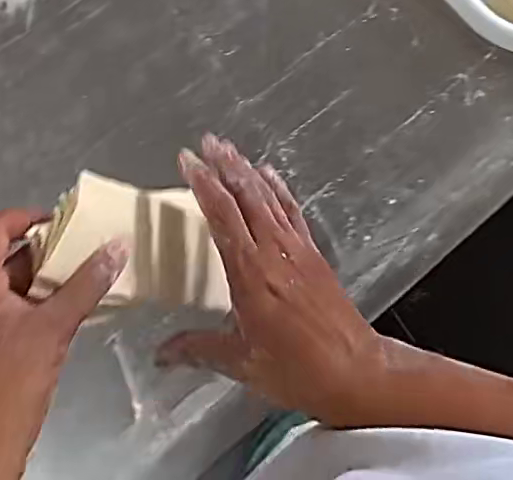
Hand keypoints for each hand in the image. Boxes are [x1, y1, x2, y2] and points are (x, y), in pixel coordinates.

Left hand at [0, 208, 126, 479]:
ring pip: (1, 286)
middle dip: (44, 251)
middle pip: (1, 255)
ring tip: (74, 286)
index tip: (66, 221)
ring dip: (38, 280)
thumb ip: (87, 284)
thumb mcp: (54, 330)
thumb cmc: (3, 392)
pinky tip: (54, 322)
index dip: (32, 216)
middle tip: (79, 254)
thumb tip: (117, 247)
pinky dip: (26, 306)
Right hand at [158, 134, 395, 426]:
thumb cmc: (295, 369)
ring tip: (230, 149)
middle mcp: (274, 249)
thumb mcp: (241, 364)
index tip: (188, 161)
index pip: (222, 217)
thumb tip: (160, 353)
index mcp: (251, 273)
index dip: (204, 185)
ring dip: (248, 170)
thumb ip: (199, 349)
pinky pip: (292, 209)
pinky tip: (269, 174)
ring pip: (269, 197)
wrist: (352, 367)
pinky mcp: (312, 250)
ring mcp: (296, 246)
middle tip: (207, 142)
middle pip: (246, 196)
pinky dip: (278, 188)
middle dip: (225, 165)